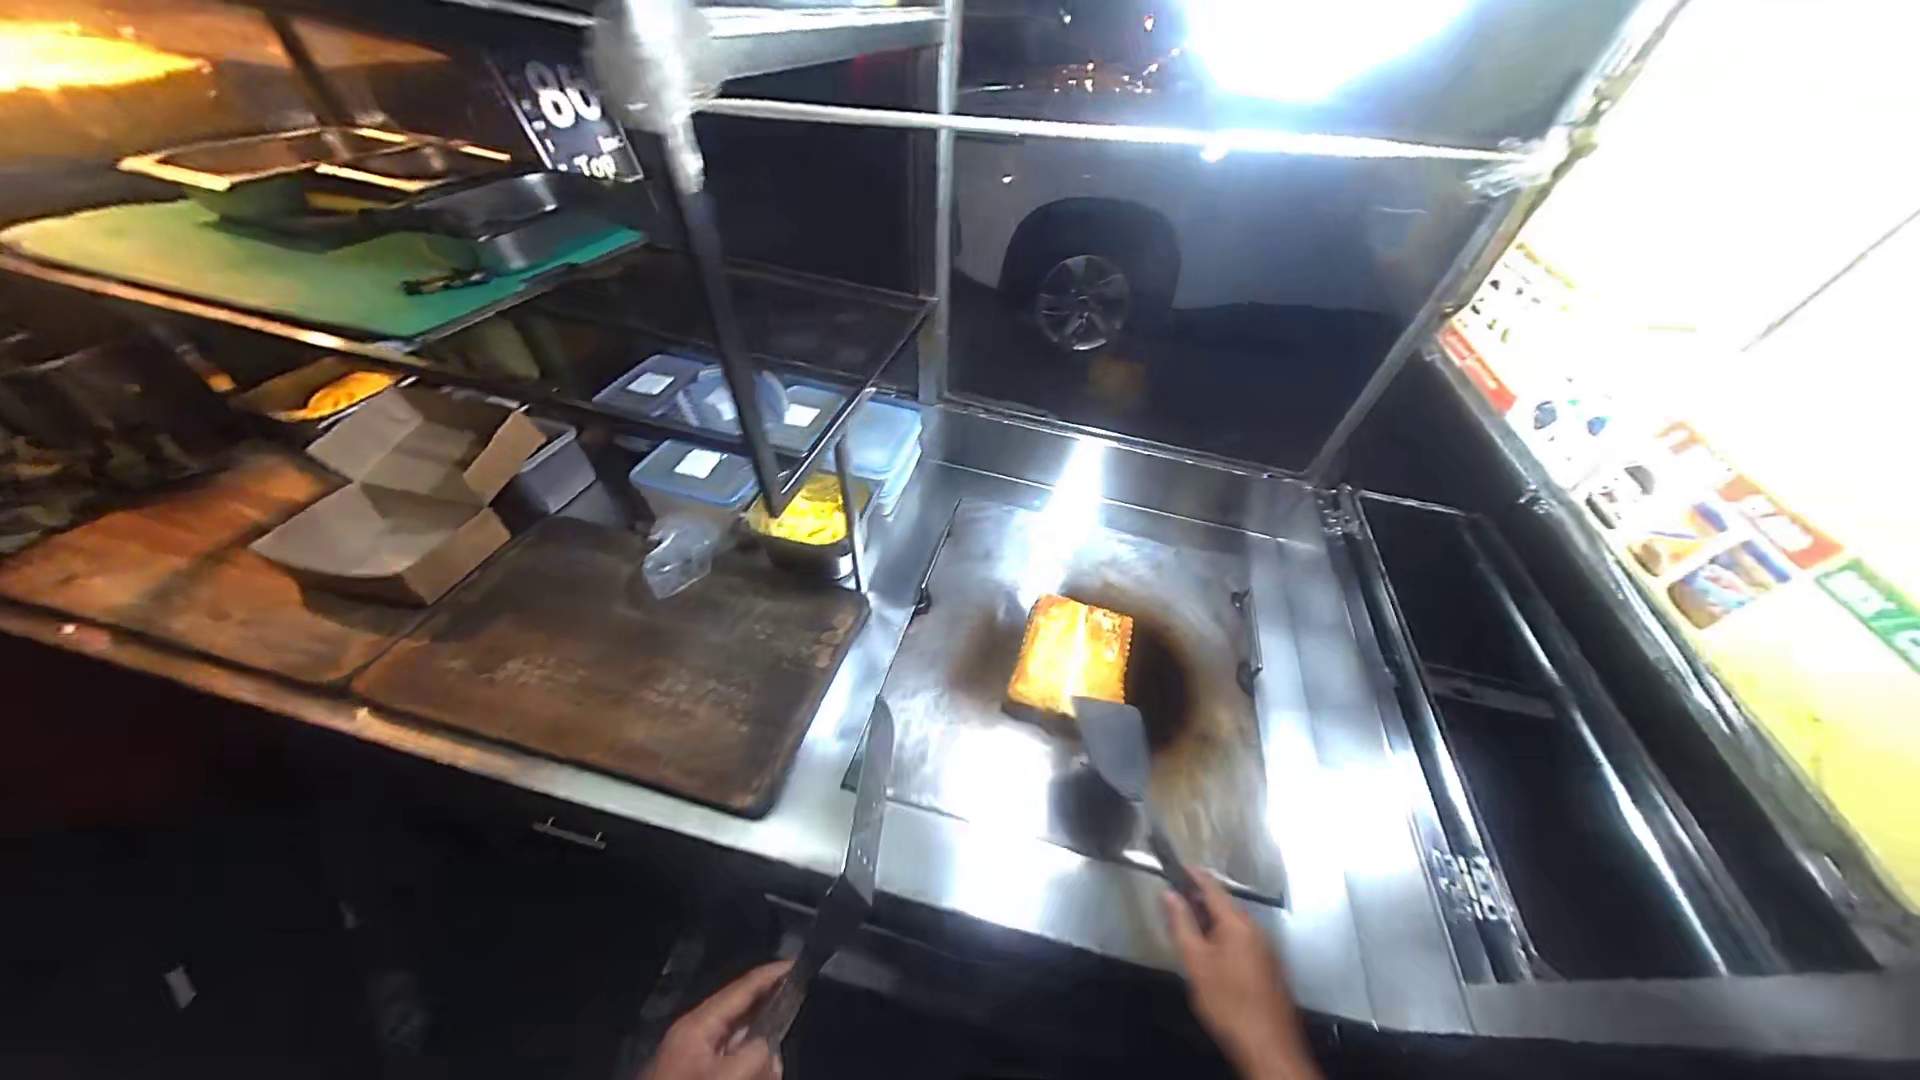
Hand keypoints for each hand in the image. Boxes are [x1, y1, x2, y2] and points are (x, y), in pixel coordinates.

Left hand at [643, 961, 791, 1079]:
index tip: (800, 965)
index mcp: (699, 1023)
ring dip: (760, 1057)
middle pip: (744, 1014)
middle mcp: (697, 1035)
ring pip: (741, 1045)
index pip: (743, 986)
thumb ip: (755, 1056)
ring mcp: (695, 1060)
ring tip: (771, 1072)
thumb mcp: (724, 1078)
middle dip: (771, 1021)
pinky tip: (762, 1076)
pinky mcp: (697, 1077)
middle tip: (791, 1027)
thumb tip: (768, 1051)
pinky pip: (732, 1066)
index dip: (773, 973)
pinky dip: (749, 1070)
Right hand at [1162, 874, 1318, 1079]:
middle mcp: (1256, 929)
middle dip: (1199, 899)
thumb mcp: (1195, 961)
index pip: (1212, 886)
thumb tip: (1169, 894)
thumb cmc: (1228, 1003)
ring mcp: (1266, 948)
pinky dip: (1224, 934)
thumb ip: (1181, 923)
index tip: (1176, 865)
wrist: (1270, 1051)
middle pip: (1224, 903)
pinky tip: (1212, 951)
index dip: (1193, 874)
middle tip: (1176, 901)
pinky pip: (1243, 938)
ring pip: (1233, 922)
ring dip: (1211, 918)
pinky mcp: (1270, 967)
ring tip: (1189, 927)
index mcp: (1237, 922)